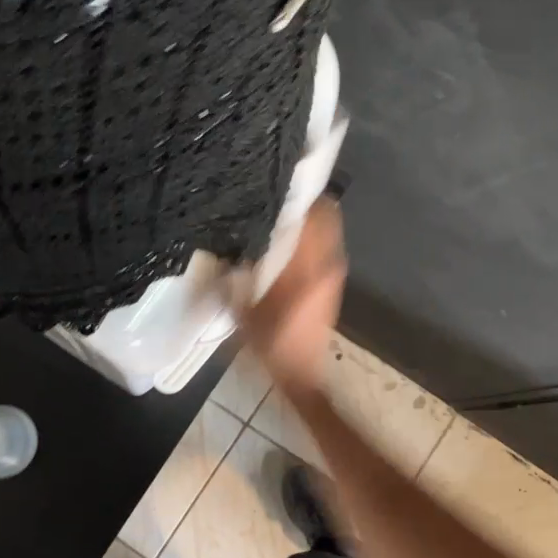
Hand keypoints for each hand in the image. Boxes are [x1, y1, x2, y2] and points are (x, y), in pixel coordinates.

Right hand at [238, 198, 345, 396]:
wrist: (301, 377)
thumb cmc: (272, 347)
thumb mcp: (243, 313)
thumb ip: (232, 280)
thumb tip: (222, 252)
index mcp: (307, 267)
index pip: (316, 215)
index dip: (302, 193)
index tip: (280, 179)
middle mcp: (327, 265)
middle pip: (327, 217)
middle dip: (307, 201)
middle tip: (279, 192)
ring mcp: (334, 275)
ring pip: (328, 232)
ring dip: (310, 220)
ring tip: (281, 213)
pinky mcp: (333, 285)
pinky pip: (326, 248)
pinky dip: (311, 238)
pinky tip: (287, 242)